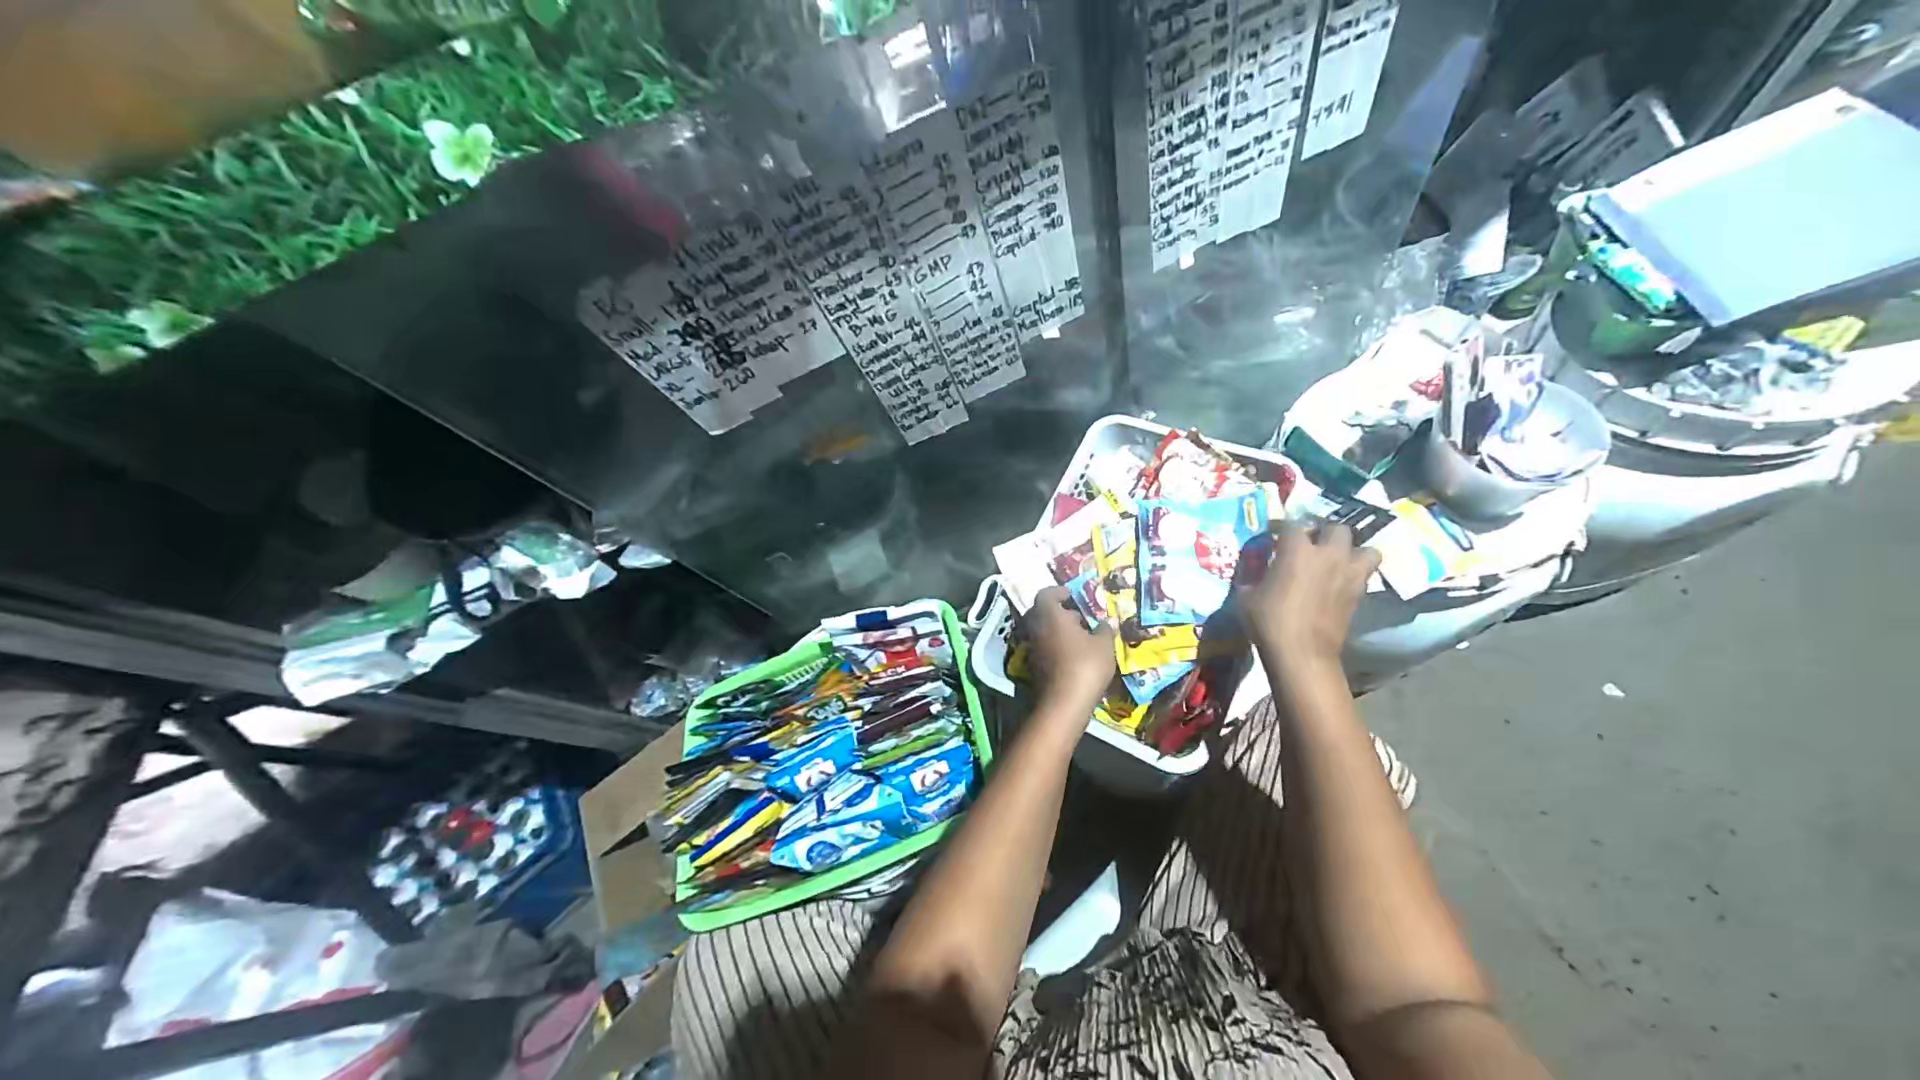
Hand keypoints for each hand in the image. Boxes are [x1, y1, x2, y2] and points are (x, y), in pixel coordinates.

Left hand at [1022, 586, 1116, 709]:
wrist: (1063, 703)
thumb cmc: (1085, 665)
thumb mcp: (1104, 645)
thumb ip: (1104, 630)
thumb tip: (1106, 623)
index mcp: (1049, 615)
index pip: (1046, 594)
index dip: (1059, 592)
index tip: (1072, 595)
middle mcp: (1035, 628)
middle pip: (1042, 612)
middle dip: (1059, 612)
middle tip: (1079, 617)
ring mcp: (1031, 648)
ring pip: (1042, 631)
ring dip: (1058, 631)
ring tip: (1081, 637)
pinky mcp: (1032, 666)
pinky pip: (1043, 648)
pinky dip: (1055, 646)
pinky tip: (1074, 655)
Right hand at [1239, 522, 1379, 673]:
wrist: (1302, 653)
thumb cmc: (1269, 621)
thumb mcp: (1247, 595)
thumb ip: (1253, 574)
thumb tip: (1255, 566)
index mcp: (1297, 550)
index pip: (1292, 523)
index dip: (1283, 528)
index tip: (1275, 536)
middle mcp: (1328, 554)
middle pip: (1337, 528)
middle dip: (1325, 534)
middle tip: (1311, 547)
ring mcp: (1349, 573)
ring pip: (1365, 549)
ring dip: (1352, 552)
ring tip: (1337, 562)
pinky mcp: (1360, 593)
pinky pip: (1365, 573)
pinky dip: (1355, 574)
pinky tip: (1339, 583)